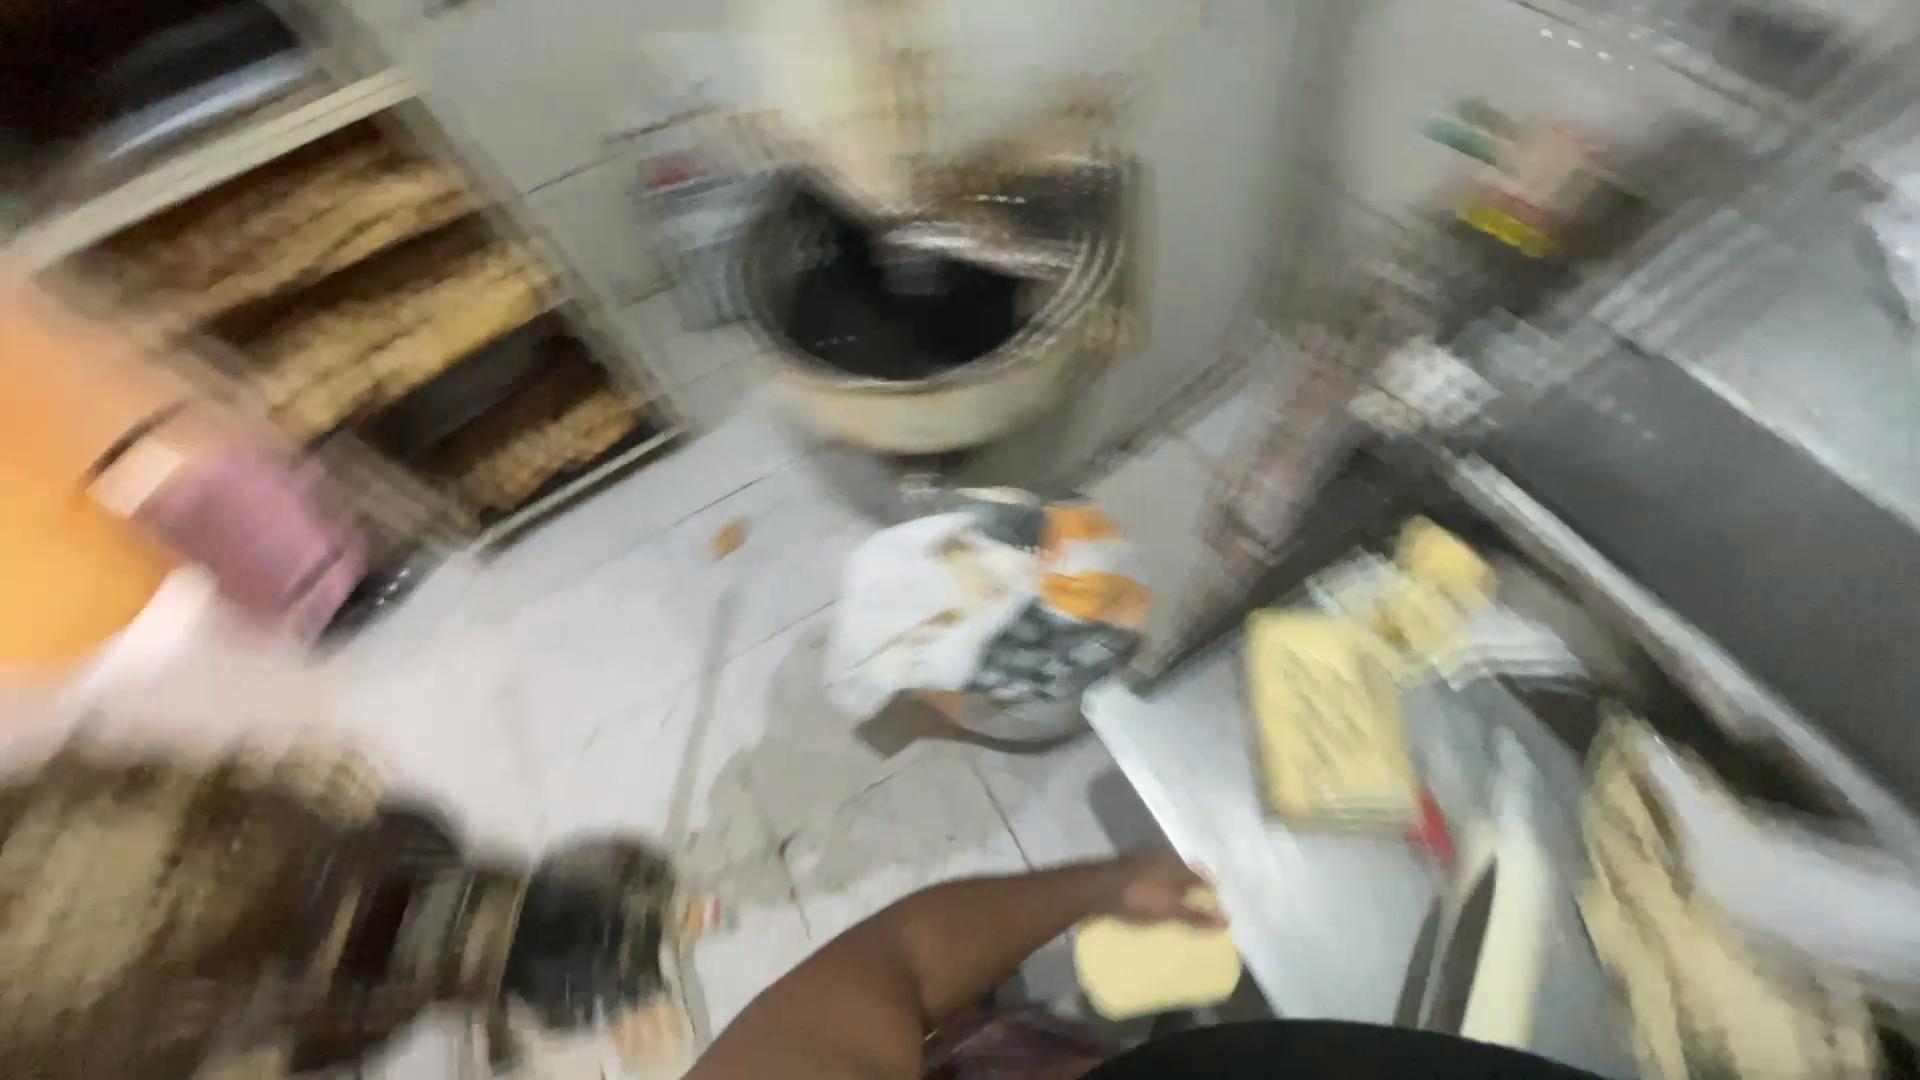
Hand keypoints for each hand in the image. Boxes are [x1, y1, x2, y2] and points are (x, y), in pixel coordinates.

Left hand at [1104, 851, 1225, 928]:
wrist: (1099, 887)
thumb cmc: (1139, 898)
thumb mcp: (1170, 910)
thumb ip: (1197, 916)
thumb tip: (1227, 920)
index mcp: (1175, 865)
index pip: (1200, 874)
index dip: (1209, 885)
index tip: (1216, 895)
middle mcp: (1161, 857)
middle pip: (1182, 869)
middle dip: (1190, 881)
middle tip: (1197, 896)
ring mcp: (1141, 858)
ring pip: (1163, 868)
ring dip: (1171, 880)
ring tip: (1175, 895)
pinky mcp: (1125, 864)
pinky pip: (1147, 872)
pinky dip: (1154, 881)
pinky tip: (1150, 890)